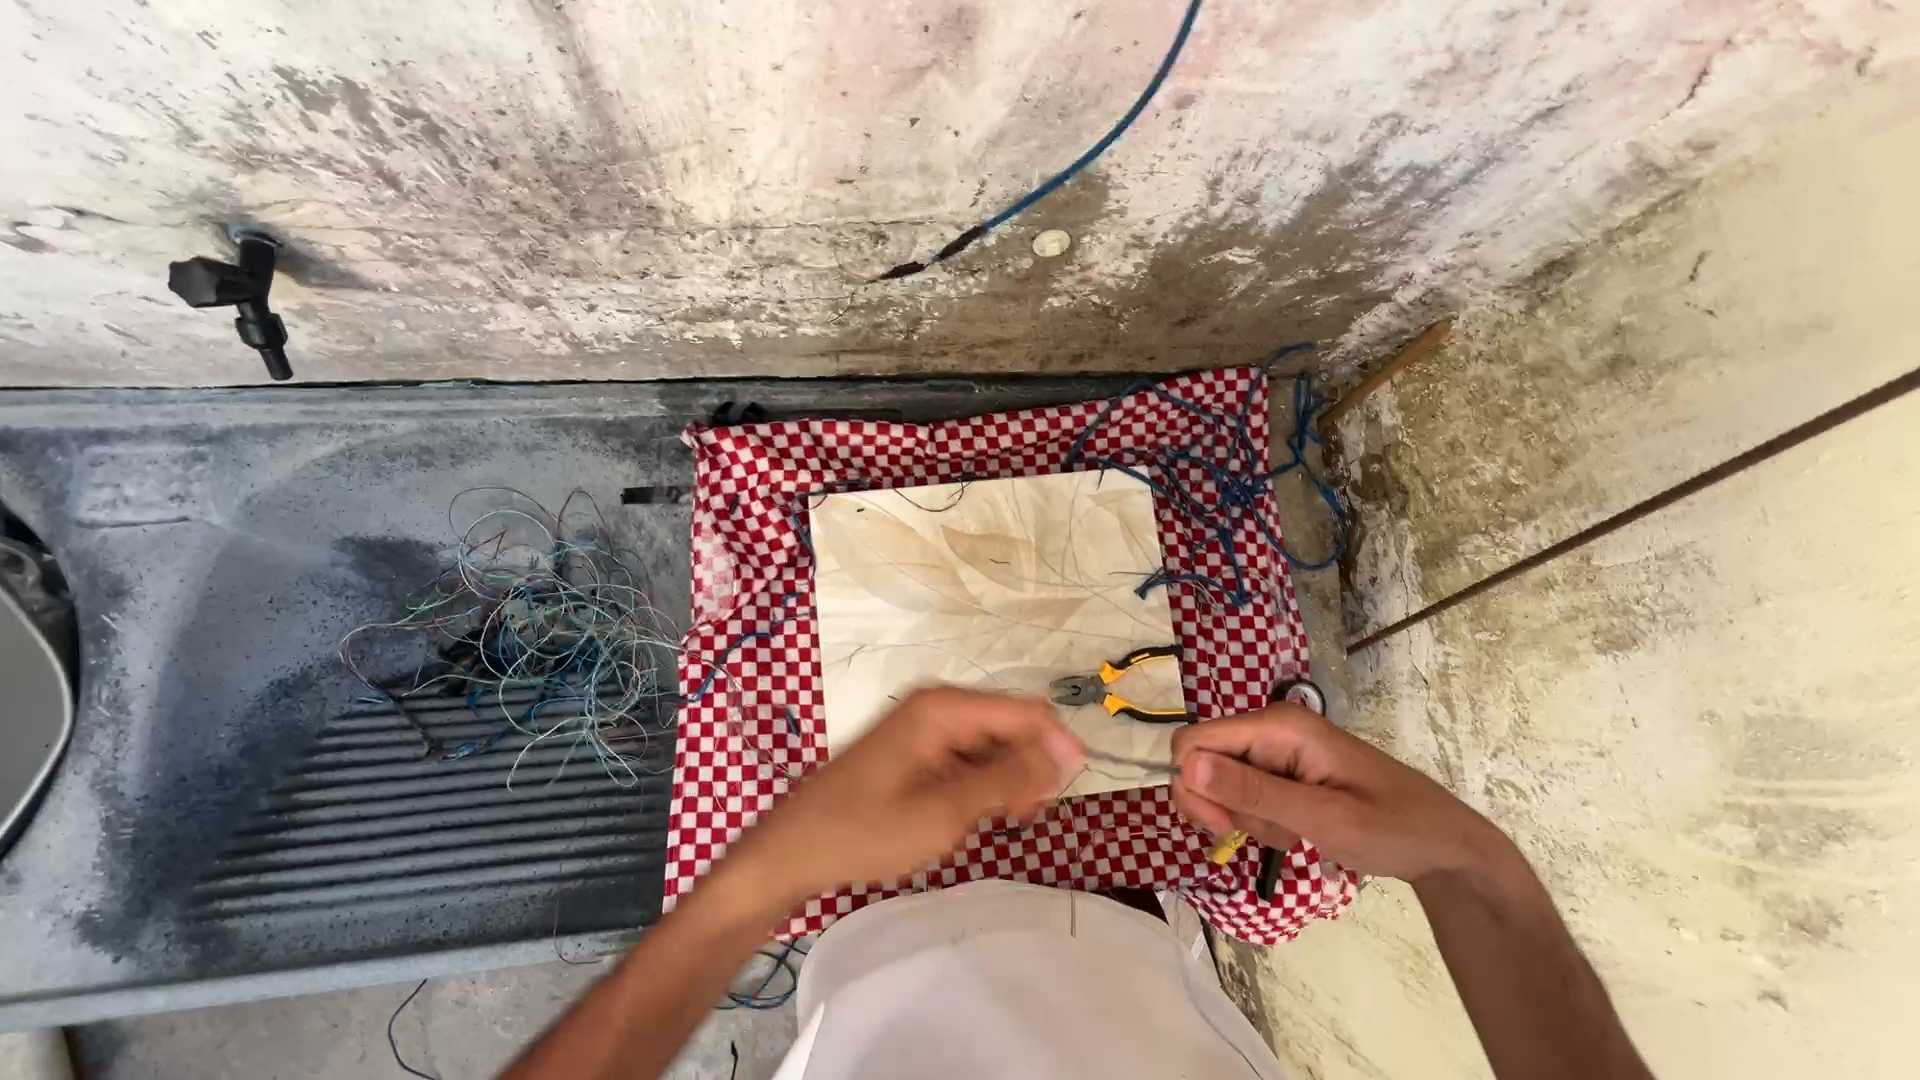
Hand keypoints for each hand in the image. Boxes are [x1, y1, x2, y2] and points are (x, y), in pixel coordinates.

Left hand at [726, 686, 1084, 902]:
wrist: (794, 850)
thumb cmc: (865, 831)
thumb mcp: (944, 812)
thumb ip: (1007, 779)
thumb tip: (1064, 751)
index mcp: (943, 708)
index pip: (1025, 711)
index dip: (1056, 744)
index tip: (1070, 788)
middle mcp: (937, 705)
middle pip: (1009, 725)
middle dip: (1028, 767)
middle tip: (1023, 819)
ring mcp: (923, 726)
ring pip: (990, 744)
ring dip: (1004, 780)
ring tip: (996, 823)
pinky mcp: (915, 748)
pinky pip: (966, 757)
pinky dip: (980, 784)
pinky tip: (972, 816)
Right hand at [1170, 704, 1508, 882]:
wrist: (1444, 844)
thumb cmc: (1392, 828)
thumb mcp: (1322, 817)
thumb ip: (1252, 792)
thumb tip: (1187, 767)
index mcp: (1277, 725)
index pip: (1193, 742)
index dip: (1194, 785)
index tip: (1221, 826)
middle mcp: (1268, 728)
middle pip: (1202, 764)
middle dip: (1223, 806)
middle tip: (1269, 833)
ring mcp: (1274, 748)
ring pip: (1220, 785)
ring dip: (1247, 818)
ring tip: (1296, 831)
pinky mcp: (1280, 768)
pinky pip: (1243, 794)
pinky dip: (1260, 820)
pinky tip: (1296, 829)